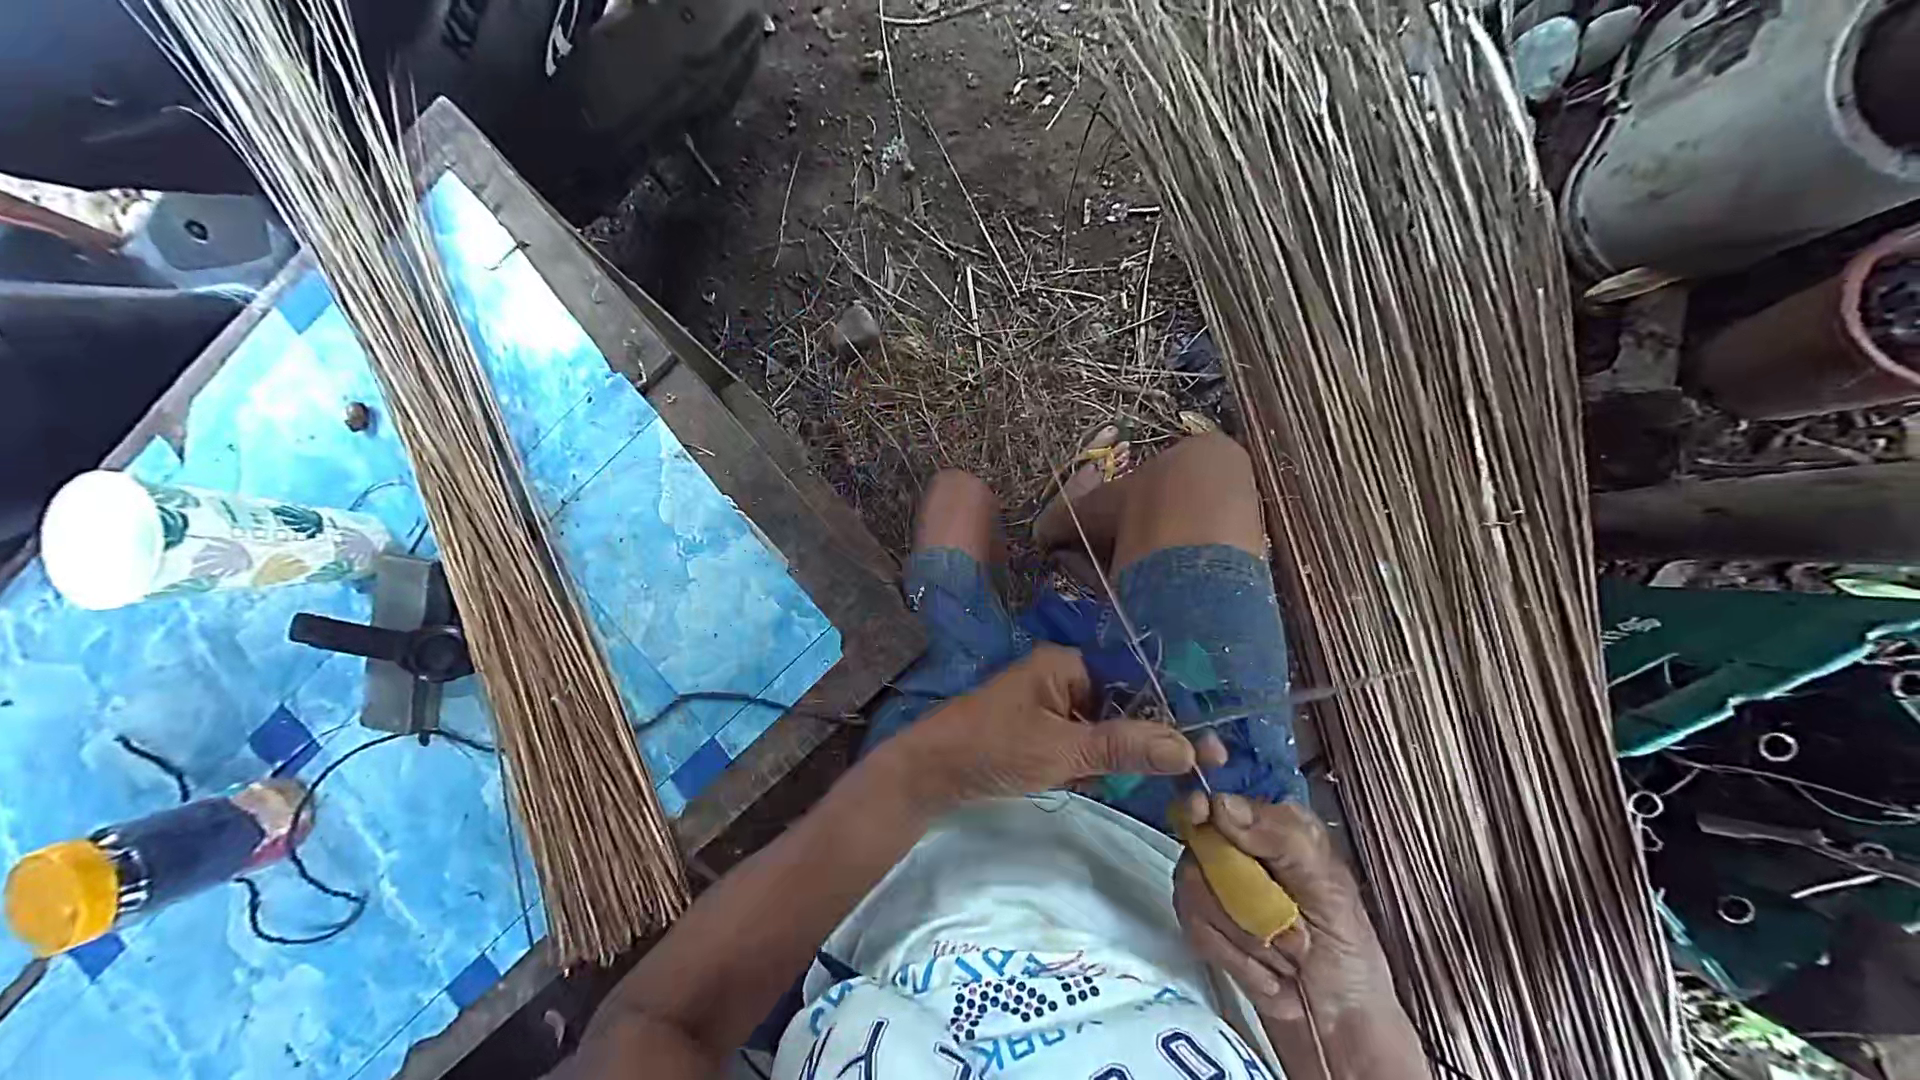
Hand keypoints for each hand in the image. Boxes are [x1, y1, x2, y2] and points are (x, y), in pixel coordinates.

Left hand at [880, 644, 1197, 805]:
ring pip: (1106, 730)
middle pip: (1123, 707)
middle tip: (1193, 774)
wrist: (932, 772)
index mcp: (1067, 665)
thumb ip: (1122, 747)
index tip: (1207, 746)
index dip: (1169, 712)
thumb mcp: (1061, 750)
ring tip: (1148, 782)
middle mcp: (1064, 678)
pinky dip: (1096, 766)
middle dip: (1148, 740)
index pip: (1133, 680)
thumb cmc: (993, 748)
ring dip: (1121, 757)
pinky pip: (1084, 744)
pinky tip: (1102, 784)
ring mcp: (1053, 706)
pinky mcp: (1043, 732)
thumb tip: (1187, 748)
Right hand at [1173, 788, 1429, 1077]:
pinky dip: (1235, 958)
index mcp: (1271, 824)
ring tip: (1285, 956)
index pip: (1219, 800)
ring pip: (1193, 888)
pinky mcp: (1200, 919)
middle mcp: (1234, 845)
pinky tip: (1266, 970)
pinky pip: (1195, 926)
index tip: (1199, 815)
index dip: (1201, 806)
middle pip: (1199, 845)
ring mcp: (1212, 881)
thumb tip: (1221, 804)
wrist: (1337, 1022)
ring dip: (1245, 935)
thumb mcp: (1329, 888)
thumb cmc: (1345, 948)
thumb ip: (1282, 839)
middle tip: (1291, 931)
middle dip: (1244, 897)